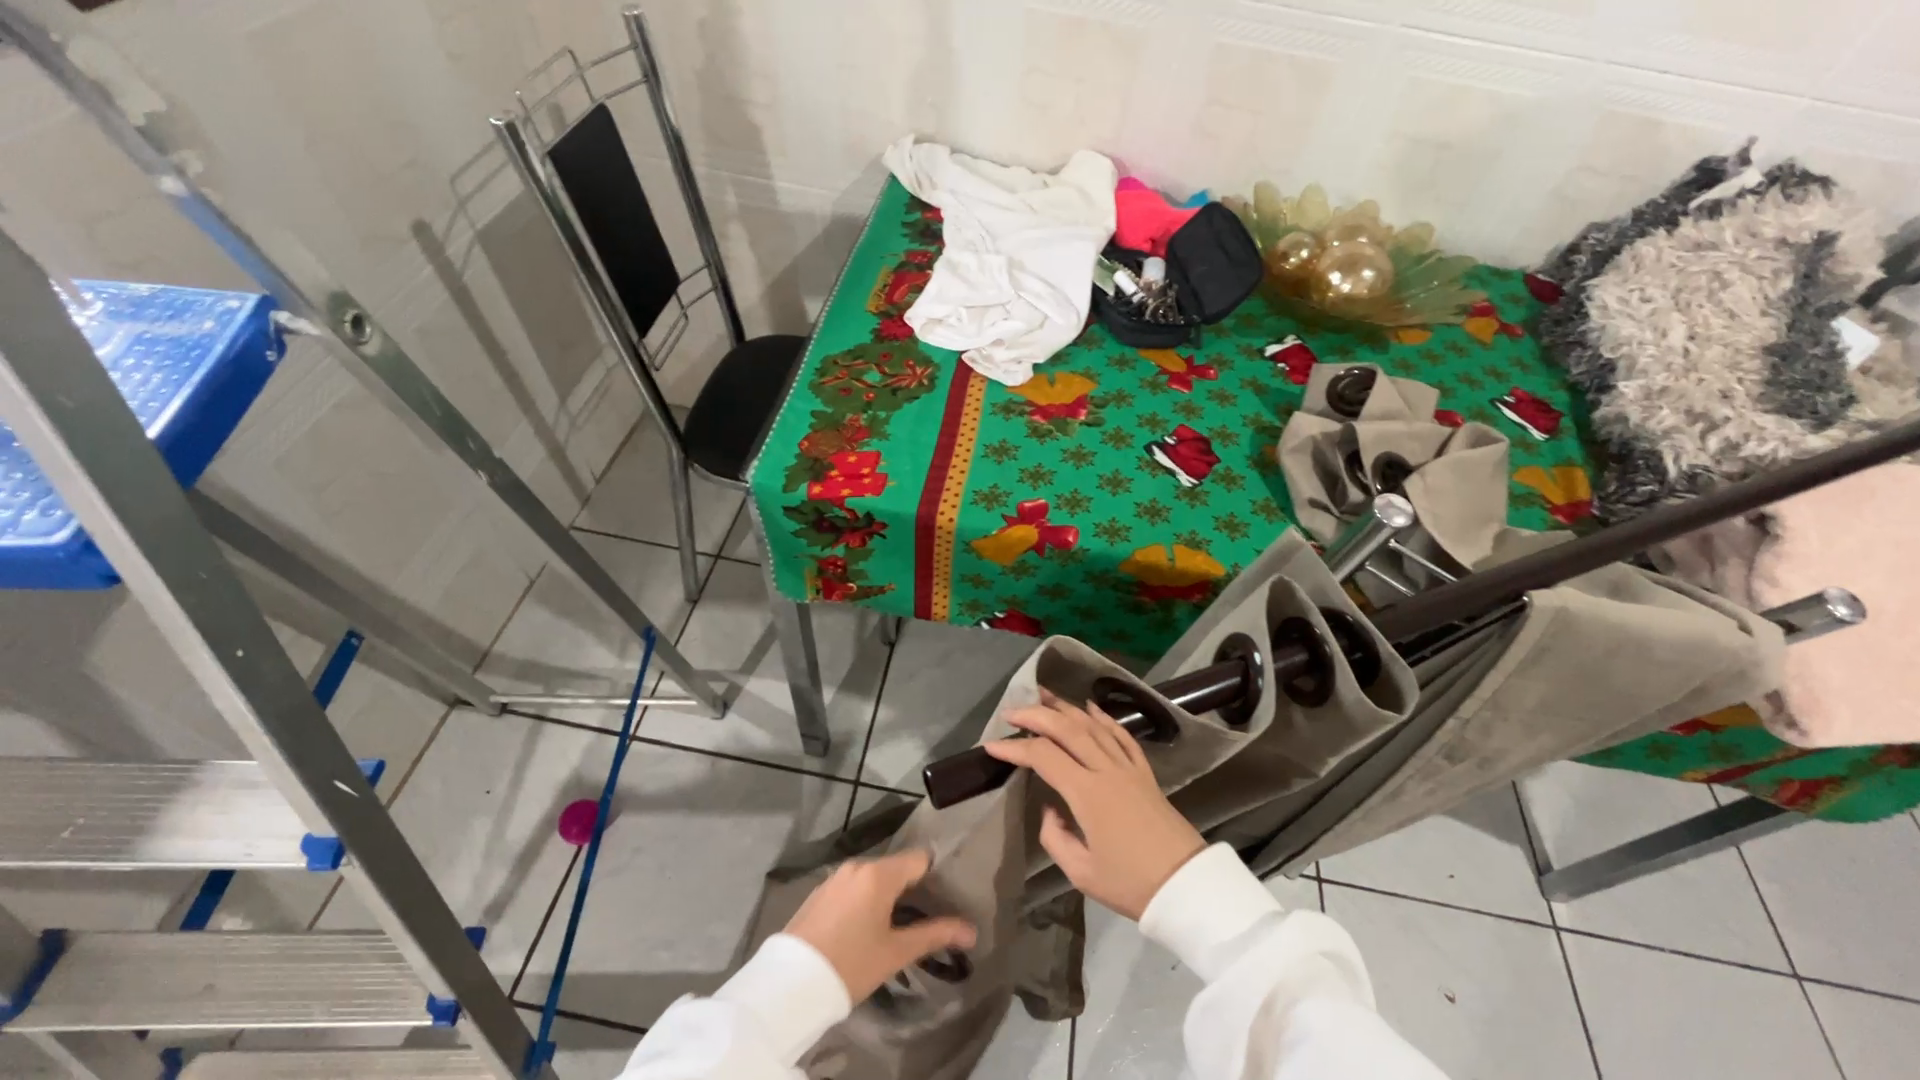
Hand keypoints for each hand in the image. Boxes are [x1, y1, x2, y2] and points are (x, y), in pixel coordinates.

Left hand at [784, 849, 976, 1001]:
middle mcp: (856, 867)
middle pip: (896, 867)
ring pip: (873, 879)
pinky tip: (870, 926)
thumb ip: (935, 935)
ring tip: (903, 923)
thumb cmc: (850, 964)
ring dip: (889, 895)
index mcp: (878, 874)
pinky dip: (867, 900)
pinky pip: (853, 888)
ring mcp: (834, 879)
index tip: (949, 897)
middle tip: (931, 914)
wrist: (789, 985)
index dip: (937, 876)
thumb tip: (971, 931)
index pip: (920, 859)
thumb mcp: (896, 952)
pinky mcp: (819, 894)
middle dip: (914, 887)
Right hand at [982, 691, 1204, 919]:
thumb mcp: (1081, 872)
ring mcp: (1129, 768)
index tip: (991, 746)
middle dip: (1036, 715)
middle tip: (1011, 712)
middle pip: (1067, 729)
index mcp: (1087, 793)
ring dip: (1066, 708)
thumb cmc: (1130, 883)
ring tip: (1043, 696)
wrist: (1186, 884)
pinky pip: (1122, 736)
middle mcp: (1107, 770)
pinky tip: (1090, 708)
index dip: (1014, 748)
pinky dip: (1104, 718)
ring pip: (1093, 726)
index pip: (1043, 757)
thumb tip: (1051, 811)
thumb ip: (1054, 837)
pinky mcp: (1145, 774)